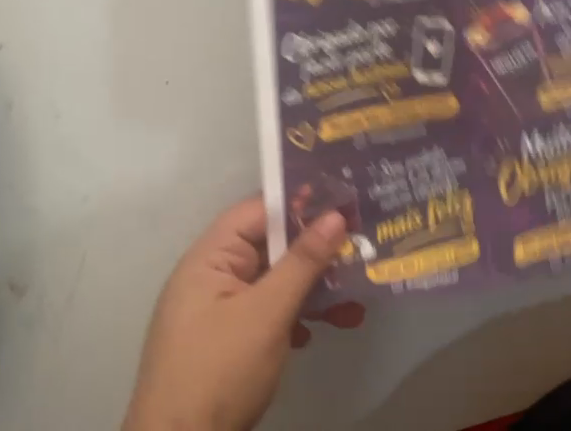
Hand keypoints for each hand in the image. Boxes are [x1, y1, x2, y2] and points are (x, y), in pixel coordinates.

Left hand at [123, 198, 347, 430]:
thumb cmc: (220, 371)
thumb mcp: (268, 312)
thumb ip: (303, 261)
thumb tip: (335, 214)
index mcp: (209, 259)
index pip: (257, 211)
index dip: (299, 202)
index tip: (343, 198)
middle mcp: (211, 278)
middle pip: (270, 247)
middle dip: (315, 250)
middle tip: (361, 246)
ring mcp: (220, 312)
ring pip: (275, 283)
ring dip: (315, 288)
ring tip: (357, 299)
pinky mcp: (229, 343)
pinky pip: (270, 312)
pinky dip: (299, 315)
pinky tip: (331, 327)